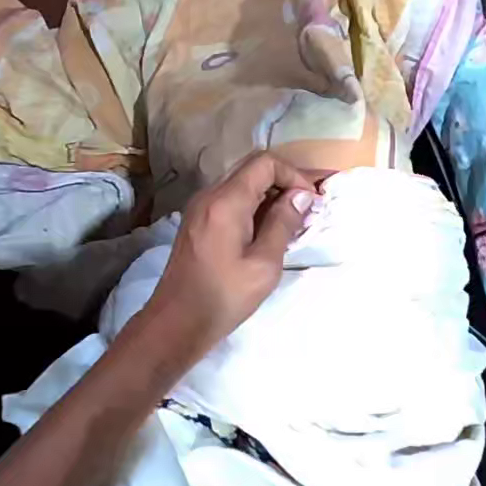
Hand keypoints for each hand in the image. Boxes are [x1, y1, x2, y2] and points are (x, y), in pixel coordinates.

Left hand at [133, 152, 316, 358]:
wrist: (176, 322)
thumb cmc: (224, 297)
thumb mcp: (264, 264)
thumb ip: (283, 224)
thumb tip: (300, 197)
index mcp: (226, 201)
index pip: (264, 163)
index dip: (293, 175)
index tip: (310, 202)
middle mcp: (209, 195)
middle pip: (251, 168)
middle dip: (282, 182)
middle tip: (304, 210)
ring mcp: (198, 207)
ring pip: (239, 183)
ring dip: (267, 195)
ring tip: (288, 224)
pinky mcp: (195, 222)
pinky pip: (227, 200)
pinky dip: (250, 206)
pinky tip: (264, 233)